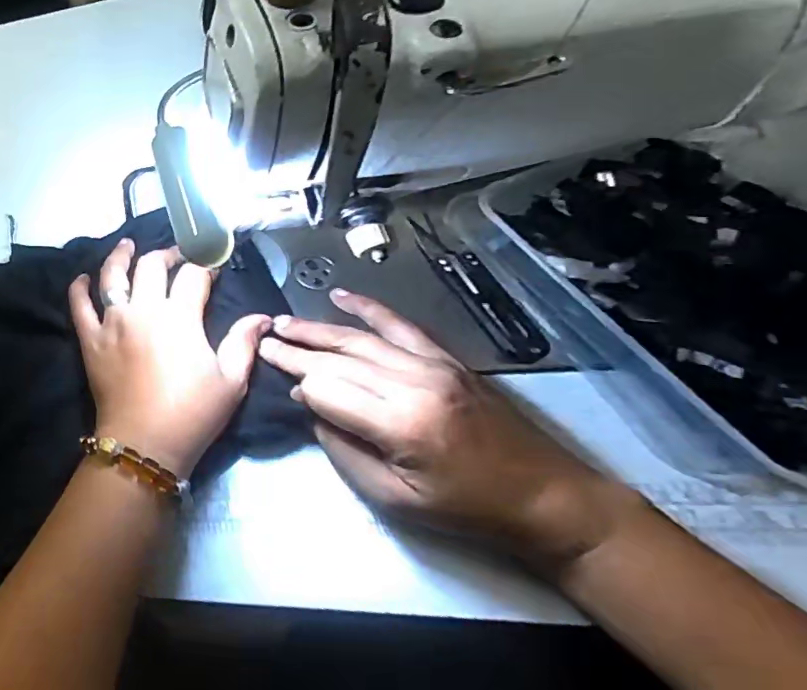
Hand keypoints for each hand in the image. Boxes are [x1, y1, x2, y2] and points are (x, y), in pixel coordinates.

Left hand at [69, 240, 270, 475]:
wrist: (144, 446)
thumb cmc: (192, 413)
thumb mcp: (231, 381)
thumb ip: (244, 343)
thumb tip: (262, 317)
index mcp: (180, 316)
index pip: (193, 275)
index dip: (205, 266)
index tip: (212, 267)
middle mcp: (144, 309)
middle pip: (151, 265)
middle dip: (166, 254)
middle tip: (175, 256)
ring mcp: (113, 322)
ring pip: (112, 276)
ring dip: (120, 256)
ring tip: (127, 245)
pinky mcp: (91, 340)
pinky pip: (79, 306)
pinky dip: (79, 288)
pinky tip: (82, 278)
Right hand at [257, 289, 642, 572]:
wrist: (543, 495)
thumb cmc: (468, 509)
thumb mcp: (398, 501)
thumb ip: (347, 454)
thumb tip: (313, 412)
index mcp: (400, 424)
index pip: (330, 391)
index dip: (299, 385)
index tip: (272, 377)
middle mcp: (412, 383)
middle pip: (341, 358)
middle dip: (298, 349)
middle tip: (263, 338)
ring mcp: (431, 363)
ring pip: (362, 338)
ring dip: (320, 329)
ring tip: (285, 322)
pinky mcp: (445, 357)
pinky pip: (399, 324)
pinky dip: (368, 307)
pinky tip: (341, 296)